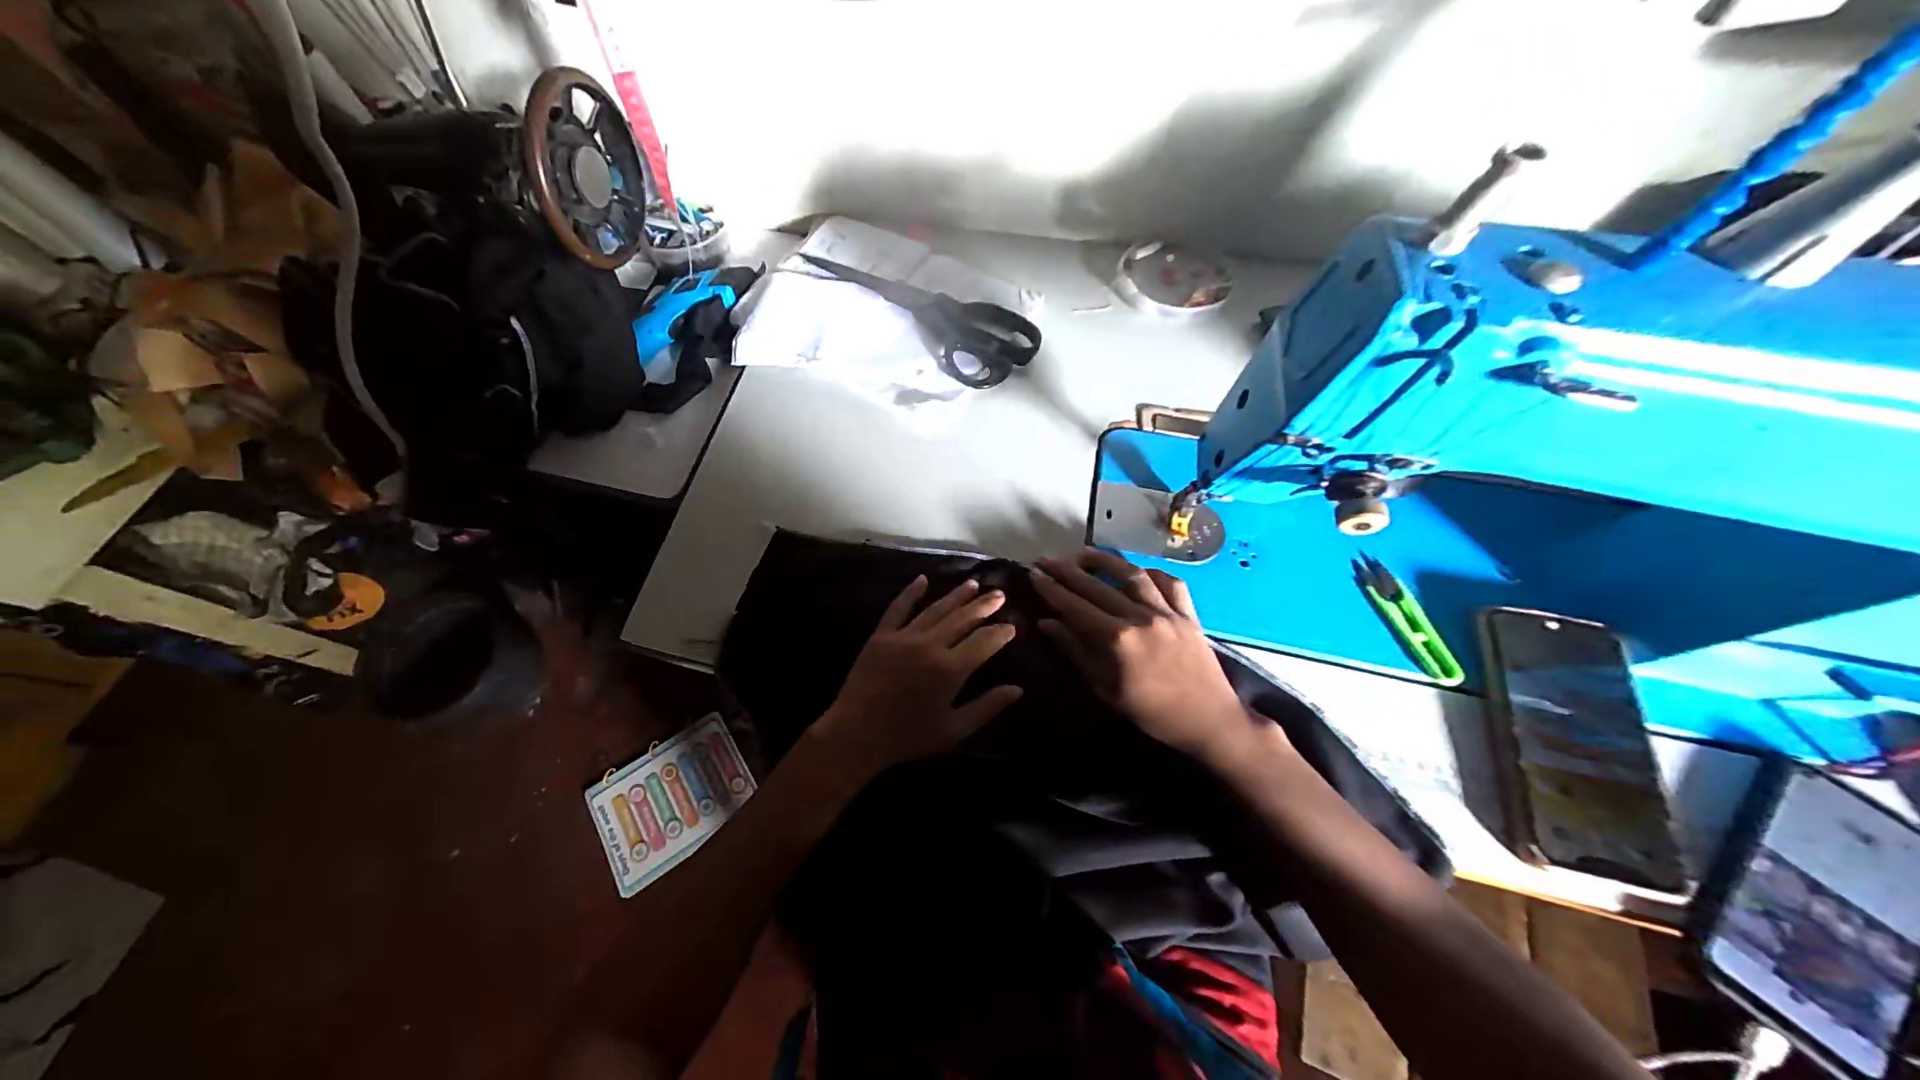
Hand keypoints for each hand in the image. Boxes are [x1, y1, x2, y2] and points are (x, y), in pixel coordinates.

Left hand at [814, 576, 1022, 774]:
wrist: (856, 735)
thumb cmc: (908, 737)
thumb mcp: (954, 730)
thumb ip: (987, 707)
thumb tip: (1017, 690)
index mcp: (950, 669)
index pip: (984, 641)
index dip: (1001, 633)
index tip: (1012, 626)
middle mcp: (930, 645)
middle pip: (962, 618)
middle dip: (983, 606)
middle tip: (999, 594)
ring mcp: (903, 637)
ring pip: (935, 609)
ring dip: (956, 596)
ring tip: (972, 584)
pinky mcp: (881, 636)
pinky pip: (898, 608)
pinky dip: (910, 592)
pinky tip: (922, 579)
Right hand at [1031, 548, 1274, 760]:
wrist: (1210, 721)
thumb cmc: (1152, 713)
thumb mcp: (1106, 689)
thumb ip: (1076, 652)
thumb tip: (1047, 624)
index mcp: (1117, 640)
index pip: (1075, 606)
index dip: (1052, 588)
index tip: (1034, 574)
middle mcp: (1141, 617)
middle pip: (1097, 586)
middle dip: (1068, 571)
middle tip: (1046, 560)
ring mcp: (1167, 612)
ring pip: (1132, 575)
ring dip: (1105, 560)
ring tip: (1083, 553)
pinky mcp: (1189, 613)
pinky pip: (1170, 583)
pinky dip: (1151, 573)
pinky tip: (1137, 570)